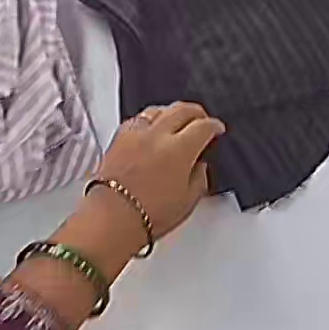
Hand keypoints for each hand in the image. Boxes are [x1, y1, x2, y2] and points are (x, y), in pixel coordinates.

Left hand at [9, 102, 224, 329]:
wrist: (111, 219)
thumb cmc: (146, 215)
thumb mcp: (188, 201)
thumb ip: (199, 178)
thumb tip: (198, 167)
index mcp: (180, 149)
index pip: (204, 126)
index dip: (214, 126)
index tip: (217, 129)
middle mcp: (158, 135)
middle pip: (182, 109)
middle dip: (196, 113)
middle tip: (202, 120)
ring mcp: (135, 134)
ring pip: (158, 110)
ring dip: (172, 113)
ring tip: (177, 121)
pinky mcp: (118, 138)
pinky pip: (138, 119)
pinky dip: (149, 119)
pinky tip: (151, 128)